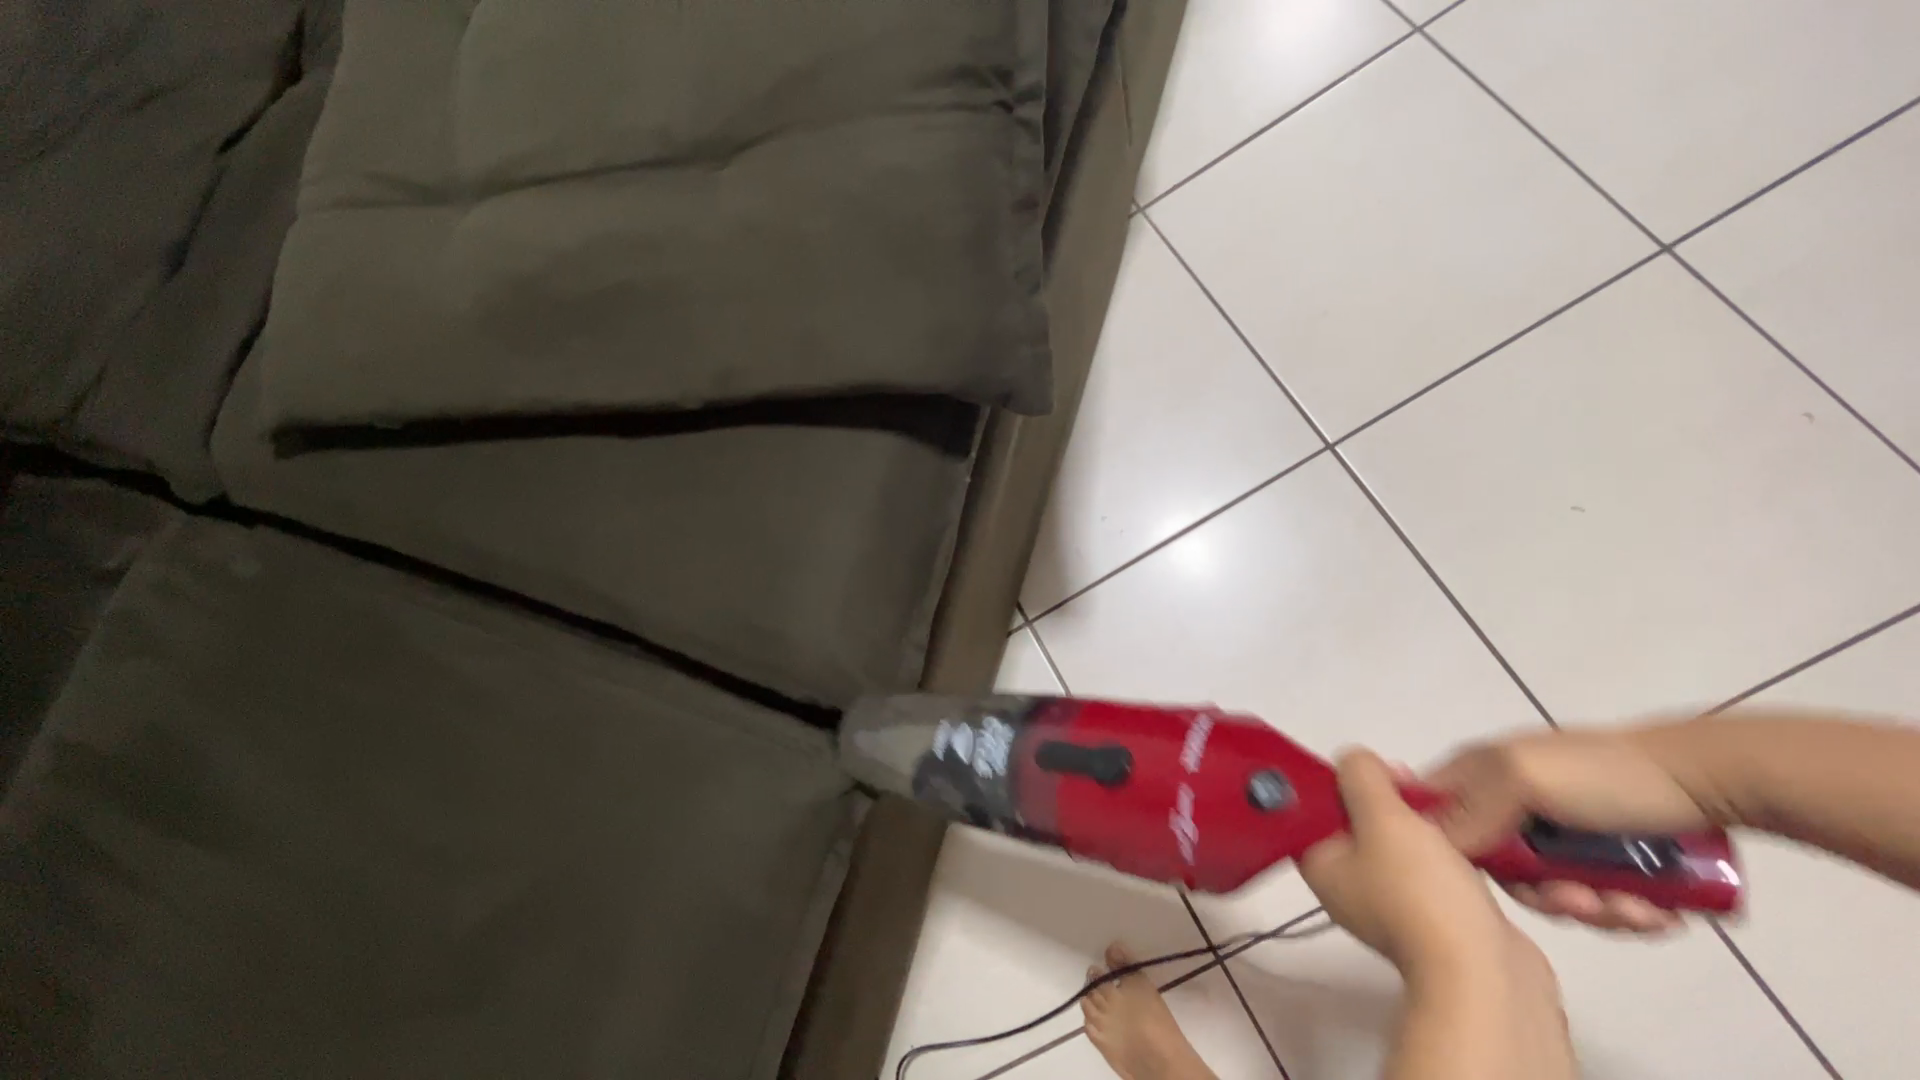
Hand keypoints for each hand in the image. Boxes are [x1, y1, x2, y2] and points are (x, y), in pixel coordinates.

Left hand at [1300, 750, 1512, 979]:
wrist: (1484, 972)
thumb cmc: (1420, 890)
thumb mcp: (1381, 817)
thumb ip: (1361, 778)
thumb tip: (1352, 760)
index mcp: (1320, 865)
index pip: (1314, 809)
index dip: (1340, 782)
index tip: (1372, 768)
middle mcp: (1347, 885)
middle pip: (1357, 823)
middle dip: (1384, 797)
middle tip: (1411, 783)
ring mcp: (1390, 904)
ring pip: (1396, 844)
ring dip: (1417, 821)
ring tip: (1439, 804)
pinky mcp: (1433, 915)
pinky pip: (1428, 868)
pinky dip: (1442, 848)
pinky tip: (1464, 834)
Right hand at [1426, 725, 1718, 932]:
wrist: (1710, 779)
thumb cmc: (1606, 774)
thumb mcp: (1524, 779)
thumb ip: (1470, 807)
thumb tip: (1425, 842)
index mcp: (1481, 775)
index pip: (1434, 816)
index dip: (1448, 852)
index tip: (1487, 880)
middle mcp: (1510, 804)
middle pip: (1498, 868)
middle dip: (1544, 895)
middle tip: (1582, 903)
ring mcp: (1557, 833)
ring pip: (1549, 891)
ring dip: (1593, 909)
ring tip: (1637, 910)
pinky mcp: (1602, 859)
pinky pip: (1594, 899)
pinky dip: (1623, 912)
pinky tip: (1654, 912)